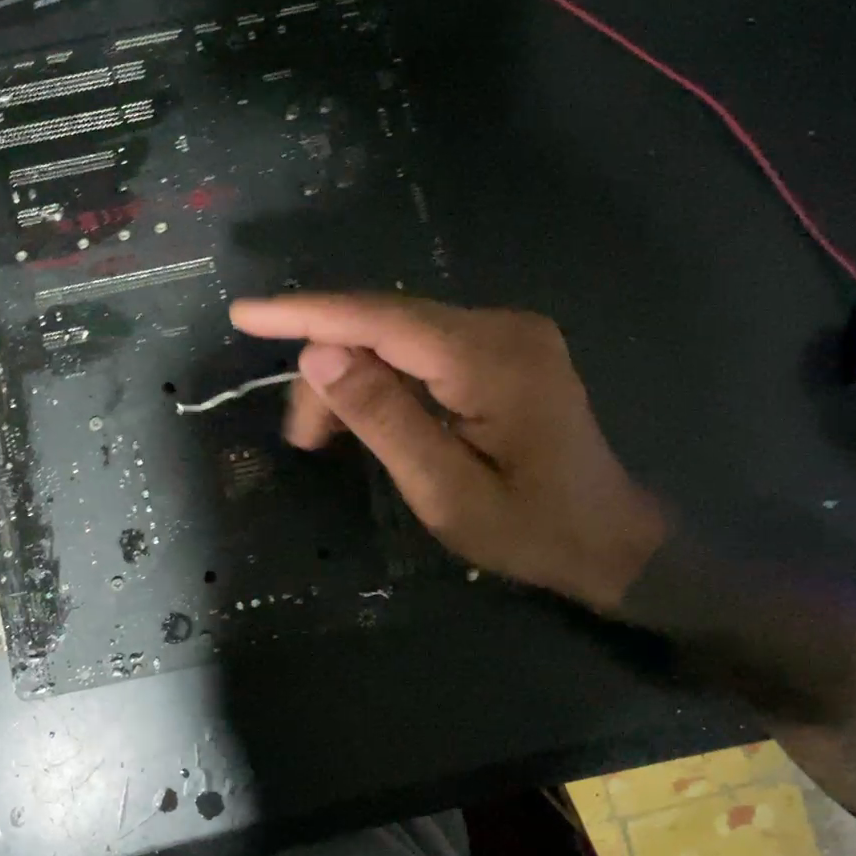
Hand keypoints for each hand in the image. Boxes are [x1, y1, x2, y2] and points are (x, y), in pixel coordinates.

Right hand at [230, 293, 665, 610]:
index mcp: (490, 360)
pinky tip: (362, 415)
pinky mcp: (498, 346)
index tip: (243, 315)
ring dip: (348, 377)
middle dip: (324, 367)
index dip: (305, 314)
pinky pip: (415, 346)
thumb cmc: (529, 529)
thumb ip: (381, 418)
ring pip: (392, 334)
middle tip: (301, 436)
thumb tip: (316, 355)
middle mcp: (499, 326)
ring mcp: (502, 332)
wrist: (612, 542)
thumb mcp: (443, 490)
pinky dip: (377, 376)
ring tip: (324, 437)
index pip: (378, 318)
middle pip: (380, 323)